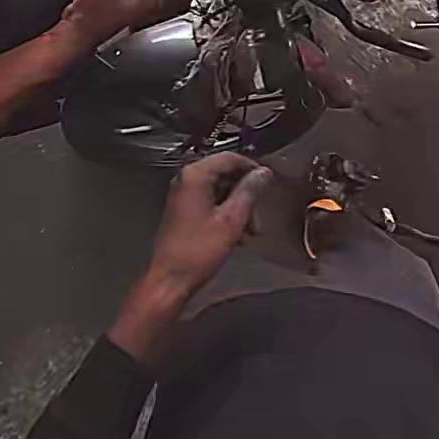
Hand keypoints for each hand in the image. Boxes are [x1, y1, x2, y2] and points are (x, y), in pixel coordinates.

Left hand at [144, 154, 273, 292]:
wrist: (170, 280)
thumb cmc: (199, 250)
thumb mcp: (231, 219)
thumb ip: (249, 191)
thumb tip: (264, 173)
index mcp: (195, 176)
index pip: (229, 158)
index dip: (252, 168)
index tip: (268, 182)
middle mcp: (186, 180)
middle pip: (225, 174)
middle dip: (246, 194)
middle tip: (260, 215)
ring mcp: (183, 196)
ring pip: (220, 191)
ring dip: (239, 207)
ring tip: (252, 231)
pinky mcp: (184, 211)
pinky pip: (211, 203)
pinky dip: (227, 215)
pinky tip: (238, 235)